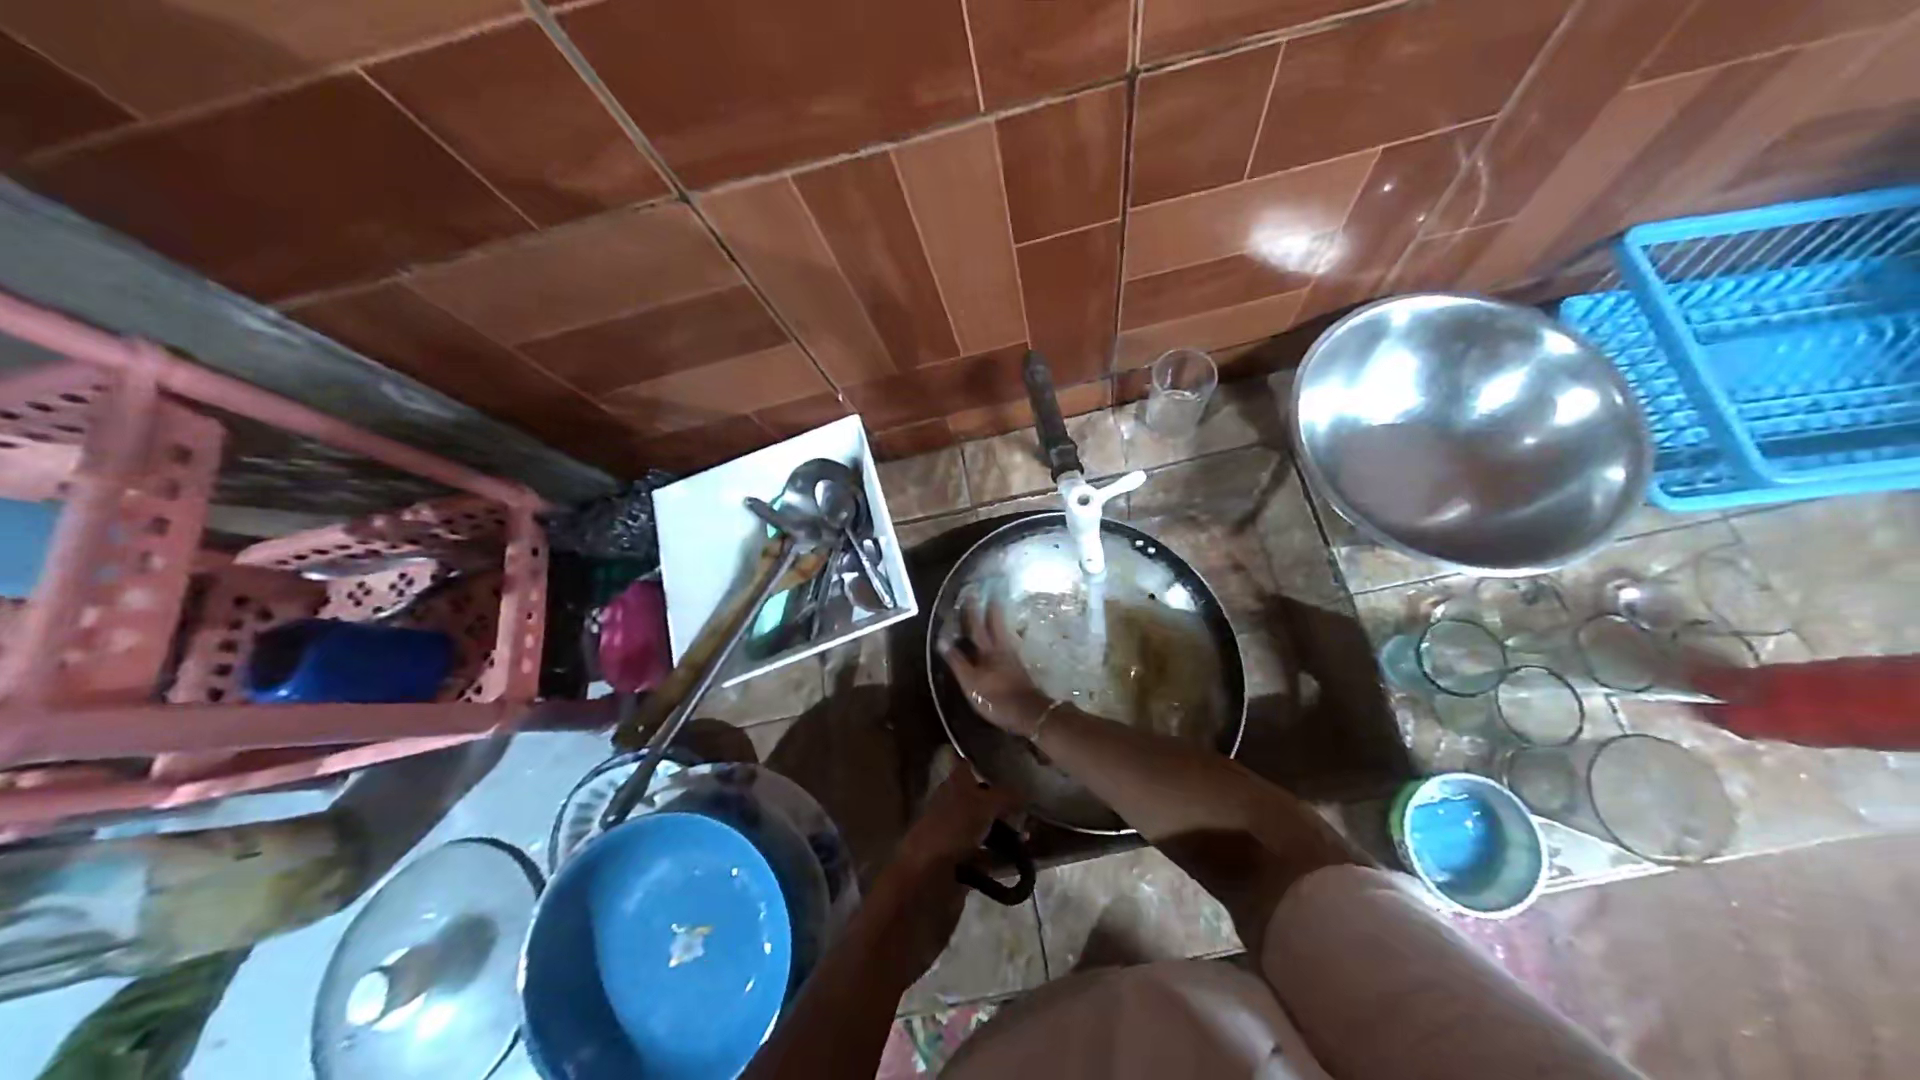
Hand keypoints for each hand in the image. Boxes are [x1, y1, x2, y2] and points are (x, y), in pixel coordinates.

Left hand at [867, 765, 1022, 979]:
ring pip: (983, 834)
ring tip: (1034, 834)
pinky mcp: (959, 878)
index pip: (964, 770)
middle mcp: (949, 816)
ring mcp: (953, 848)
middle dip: (1002, 803)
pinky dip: (1001, 862)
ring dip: (1005, 834)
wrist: (919, 897)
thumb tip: (1023, 792)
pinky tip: (1022, 864)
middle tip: (1033, 804)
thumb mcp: (978, 808)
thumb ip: (1001, 797)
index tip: (1011, 763)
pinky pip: (985, 864)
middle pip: (978, 803)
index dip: (982, 765)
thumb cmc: (945, 840)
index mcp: (947, 793)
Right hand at [936, 594, 1053, 736]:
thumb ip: (957, 661)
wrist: (1028, 712)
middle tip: (992, 592)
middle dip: (992, 608)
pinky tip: (1006, 637)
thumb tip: (942, 640)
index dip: (972, 610)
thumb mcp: (971, 682)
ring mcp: (1012, 656)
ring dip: (1000, 619)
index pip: (977, 626)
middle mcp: (1001, 648)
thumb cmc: (996, 697)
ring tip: (998, 609)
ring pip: (1004, 632)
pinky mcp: (1019, 666)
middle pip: (996, 623)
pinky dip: (1005, 634)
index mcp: (987, 650)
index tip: (971, 592)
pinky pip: (1009, 642)